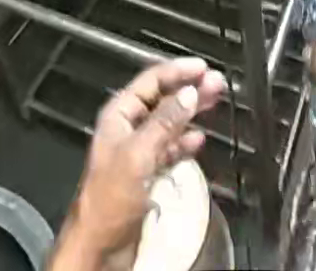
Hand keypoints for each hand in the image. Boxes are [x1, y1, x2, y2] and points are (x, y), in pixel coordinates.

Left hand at [49, 57, 226, 269]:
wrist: (99, 249)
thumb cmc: (108, 200)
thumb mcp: (137, 155)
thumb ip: (164, 122)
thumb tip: (188, 93)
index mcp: (119, 114)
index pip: (151, 80)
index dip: (177, 71)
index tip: (201, 67)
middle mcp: (128, 127)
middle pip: (163, 99)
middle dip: (189, 89)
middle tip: (216, 82)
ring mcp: (138, 150)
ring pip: (169, 122)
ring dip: (191, 112)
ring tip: (214, 101)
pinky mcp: (147, 173)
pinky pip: (170, 149)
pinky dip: (185, 142)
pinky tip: (198, 139)